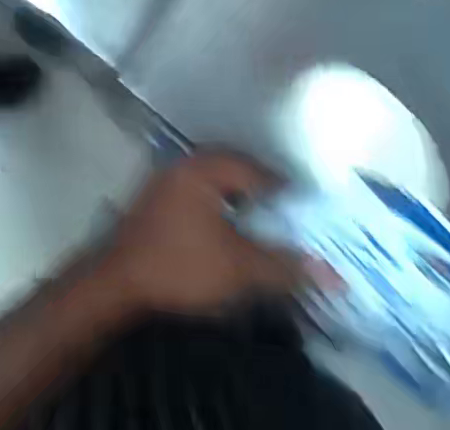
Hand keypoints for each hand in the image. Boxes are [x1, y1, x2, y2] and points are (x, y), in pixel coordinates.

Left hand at [98, 151, 318, 316]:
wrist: (117, 284)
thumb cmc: (180, 266)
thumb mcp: (240, 268)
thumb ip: (286, 265)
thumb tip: (333, 272)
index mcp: (202, 169)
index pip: (255, 168)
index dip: (285, 190)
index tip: (308, 212)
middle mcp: (181, 166)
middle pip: (233, 170)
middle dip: (262, 191)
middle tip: (288, 217)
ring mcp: (163, 182)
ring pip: (213, 183)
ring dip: (239, 200)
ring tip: (263, 226)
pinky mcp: (154, 204)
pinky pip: (197, 196)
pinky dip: (218, 209)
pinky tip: (228, 233)